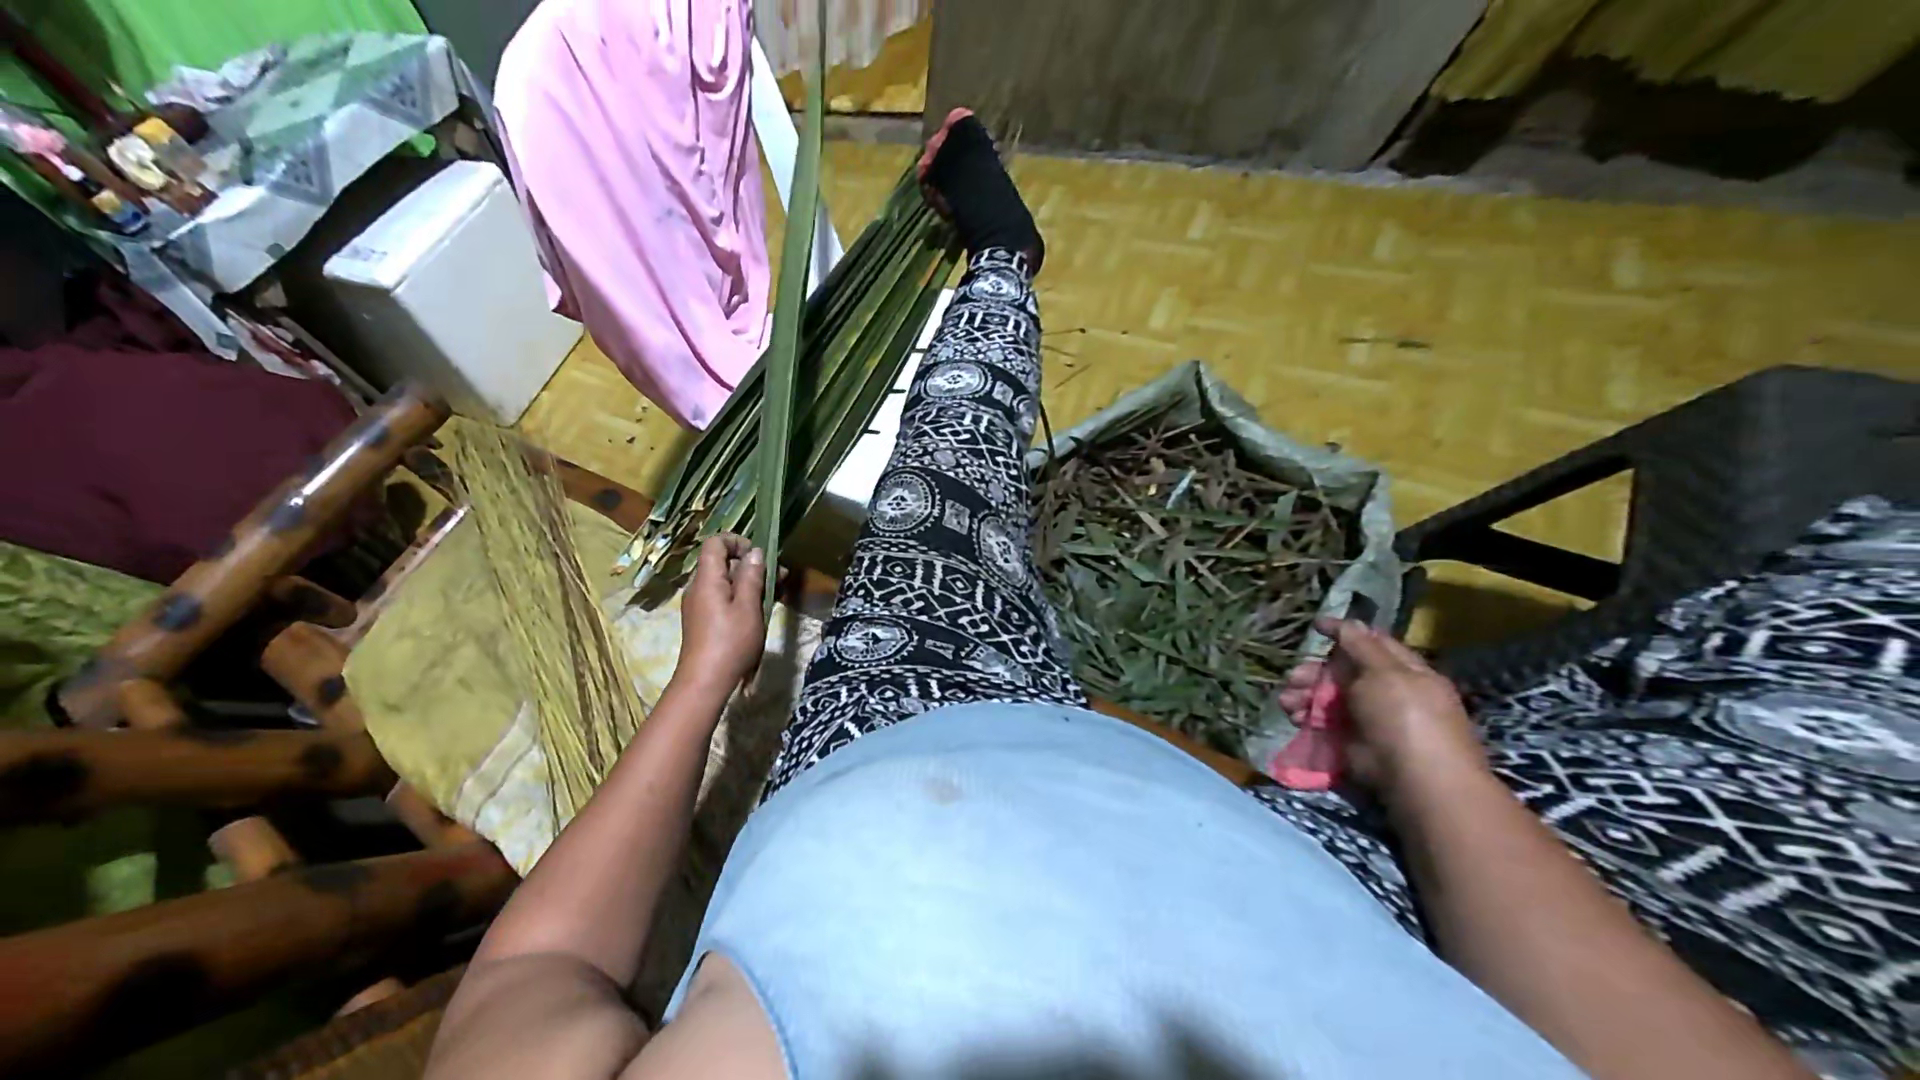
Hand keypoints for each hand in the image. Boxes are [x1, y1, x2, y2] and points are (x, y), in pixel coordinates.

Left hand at [674, 534, 766, 697]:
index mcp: (706, 579)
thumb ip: (751, 577)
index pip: (715, 543)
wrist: (705, 682)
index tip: (760, 556)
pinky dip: (740, 597)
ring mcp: (699, 604)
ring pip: (725, 581)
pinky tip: (758, 611)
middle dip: (751, 565)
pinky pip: (722, 597)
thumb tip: (754, 552)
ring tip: (774, 596)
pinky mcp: (703, 619)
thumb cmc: (730, 642)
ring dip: (749, 583)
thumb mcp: (748, 607)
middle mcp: (698, 587)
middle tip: (778, 579)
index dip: (737, 542)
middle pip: (722, 562)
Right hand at [1279, 618, 1487, 805]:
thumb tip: (1346, 621)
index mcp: (1403, 671)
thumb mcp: (1386, 672)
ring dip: (1304, 695)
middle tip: (1294, 677)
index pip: (1371, 644)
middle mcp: (1385, 692)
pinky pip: (1324, 723)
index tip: (1315, 627)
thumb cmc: (1406, 716)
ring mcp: (1368, 719)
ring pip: (1328, 698)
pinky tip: (1294, 717)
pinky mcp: (1352, 742)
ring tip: (1287, 701)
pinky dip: (1306, 718)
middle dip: (1314, 672)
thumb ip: (1361, 645)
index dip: (1344, 634)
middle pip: (1342, 672)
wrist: (1415, 779)